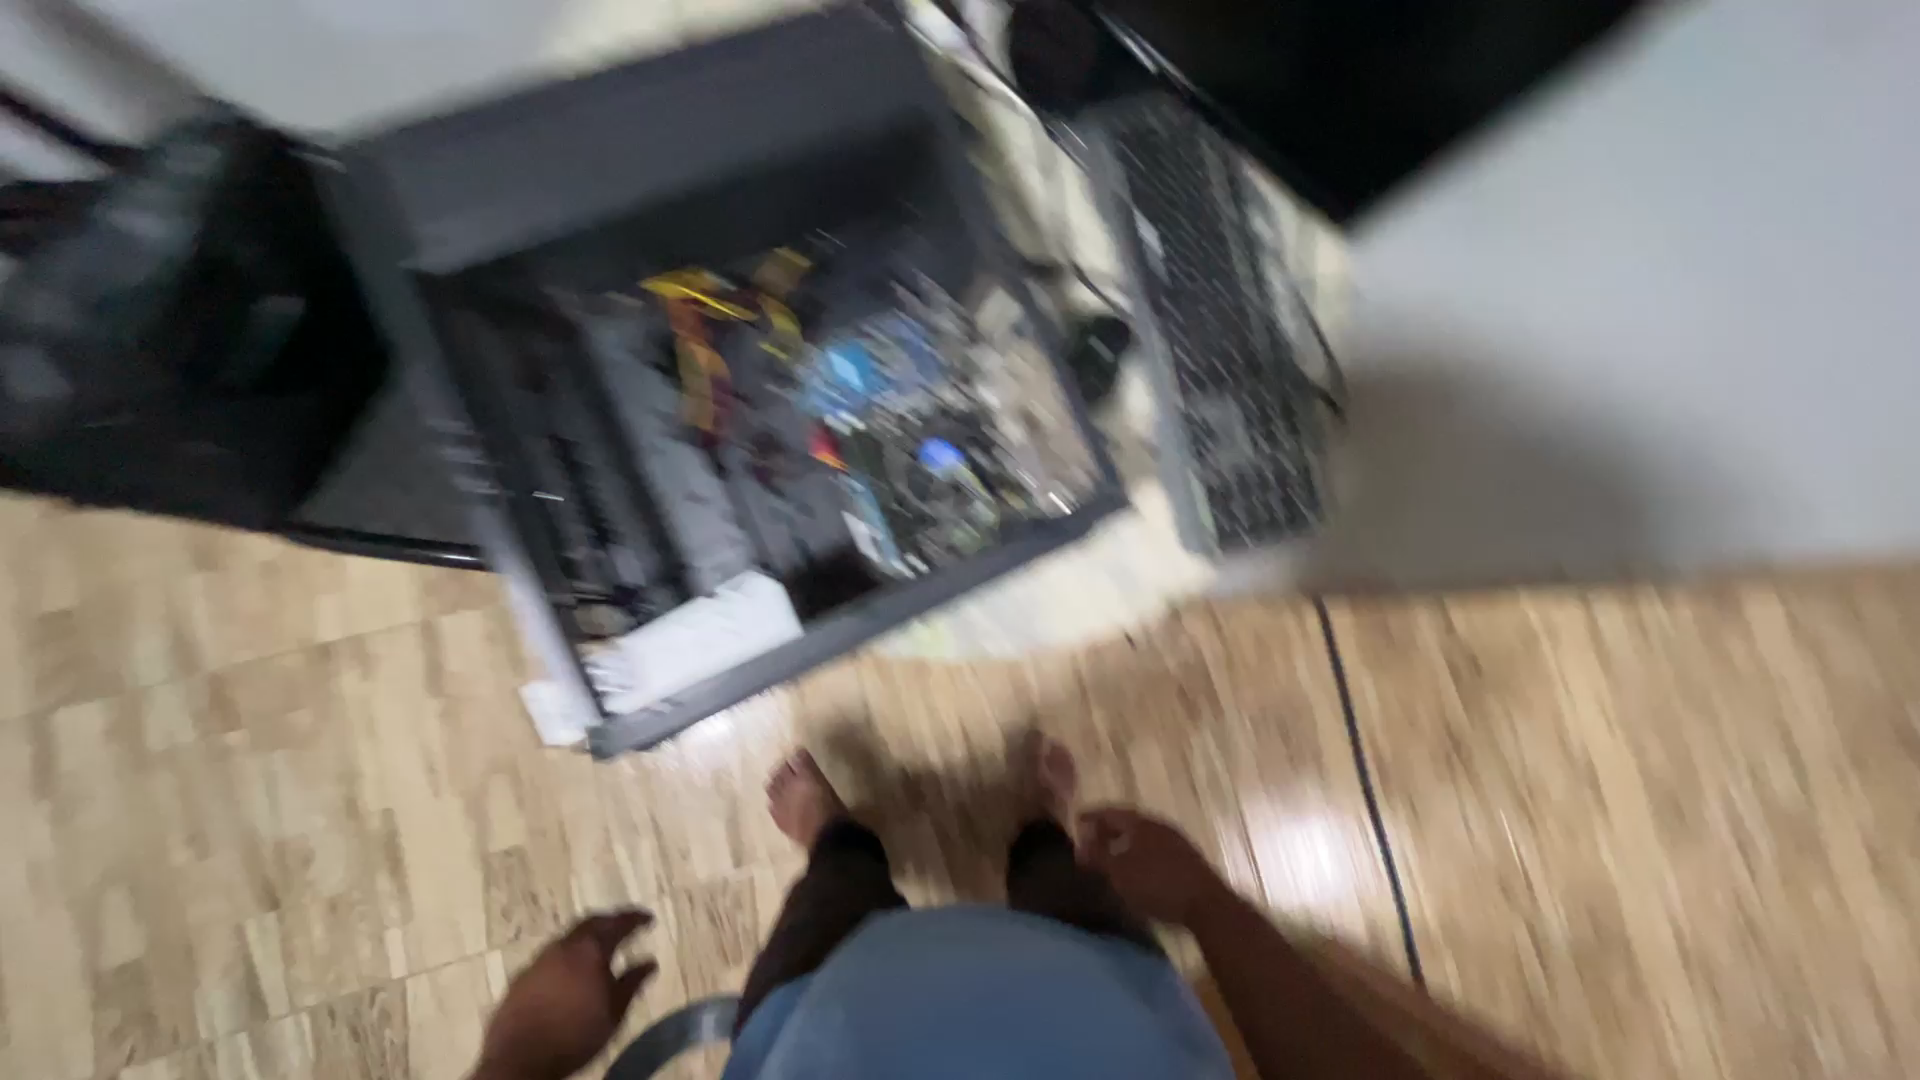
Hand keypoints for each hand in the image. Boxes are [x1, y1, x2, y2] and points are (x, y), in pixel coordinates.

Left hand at [473, 910, 657, 1079]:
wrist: (517, 1063)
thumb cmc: (575, 1036)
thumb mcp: (614, 1013)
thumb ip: (632, 983)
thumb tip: (650, 963)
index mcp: (591, 950)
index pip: (618, 923)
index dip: (636, 919)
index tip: (649, 919)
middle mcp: (564, 947)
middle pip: (590, 922)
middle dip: (609, 921)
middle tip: (623, 926)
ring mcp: (539, 961)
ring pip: (567, 938)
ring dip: (586, 938)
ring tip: (597, 949)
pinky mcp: (520, 979)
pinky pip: (550, 956)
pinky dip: (567, 956)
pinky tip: (570, 973)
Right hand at [1077, 807, 1231, 926]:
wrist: (1207, 905)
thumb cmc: (1156, 884)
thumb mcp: (1119, 873)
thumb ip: (1097, 857)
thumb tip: (1080, 846)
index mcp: (1140, 822)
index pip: (1111, 811)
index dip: (1092, 816)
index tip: (1077, 821)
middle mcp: (1159, 825)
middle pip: (1128, 822)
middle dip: (1109, 830)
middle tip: (1092, 840)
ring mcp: (1177, 841)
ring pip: (1144, 836)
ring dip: (1126, 843)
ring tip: (1113, 856)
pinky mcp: (1189, 860)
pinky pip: (1157, 849)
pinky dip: (1142, 854)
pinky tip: (1139, 870)